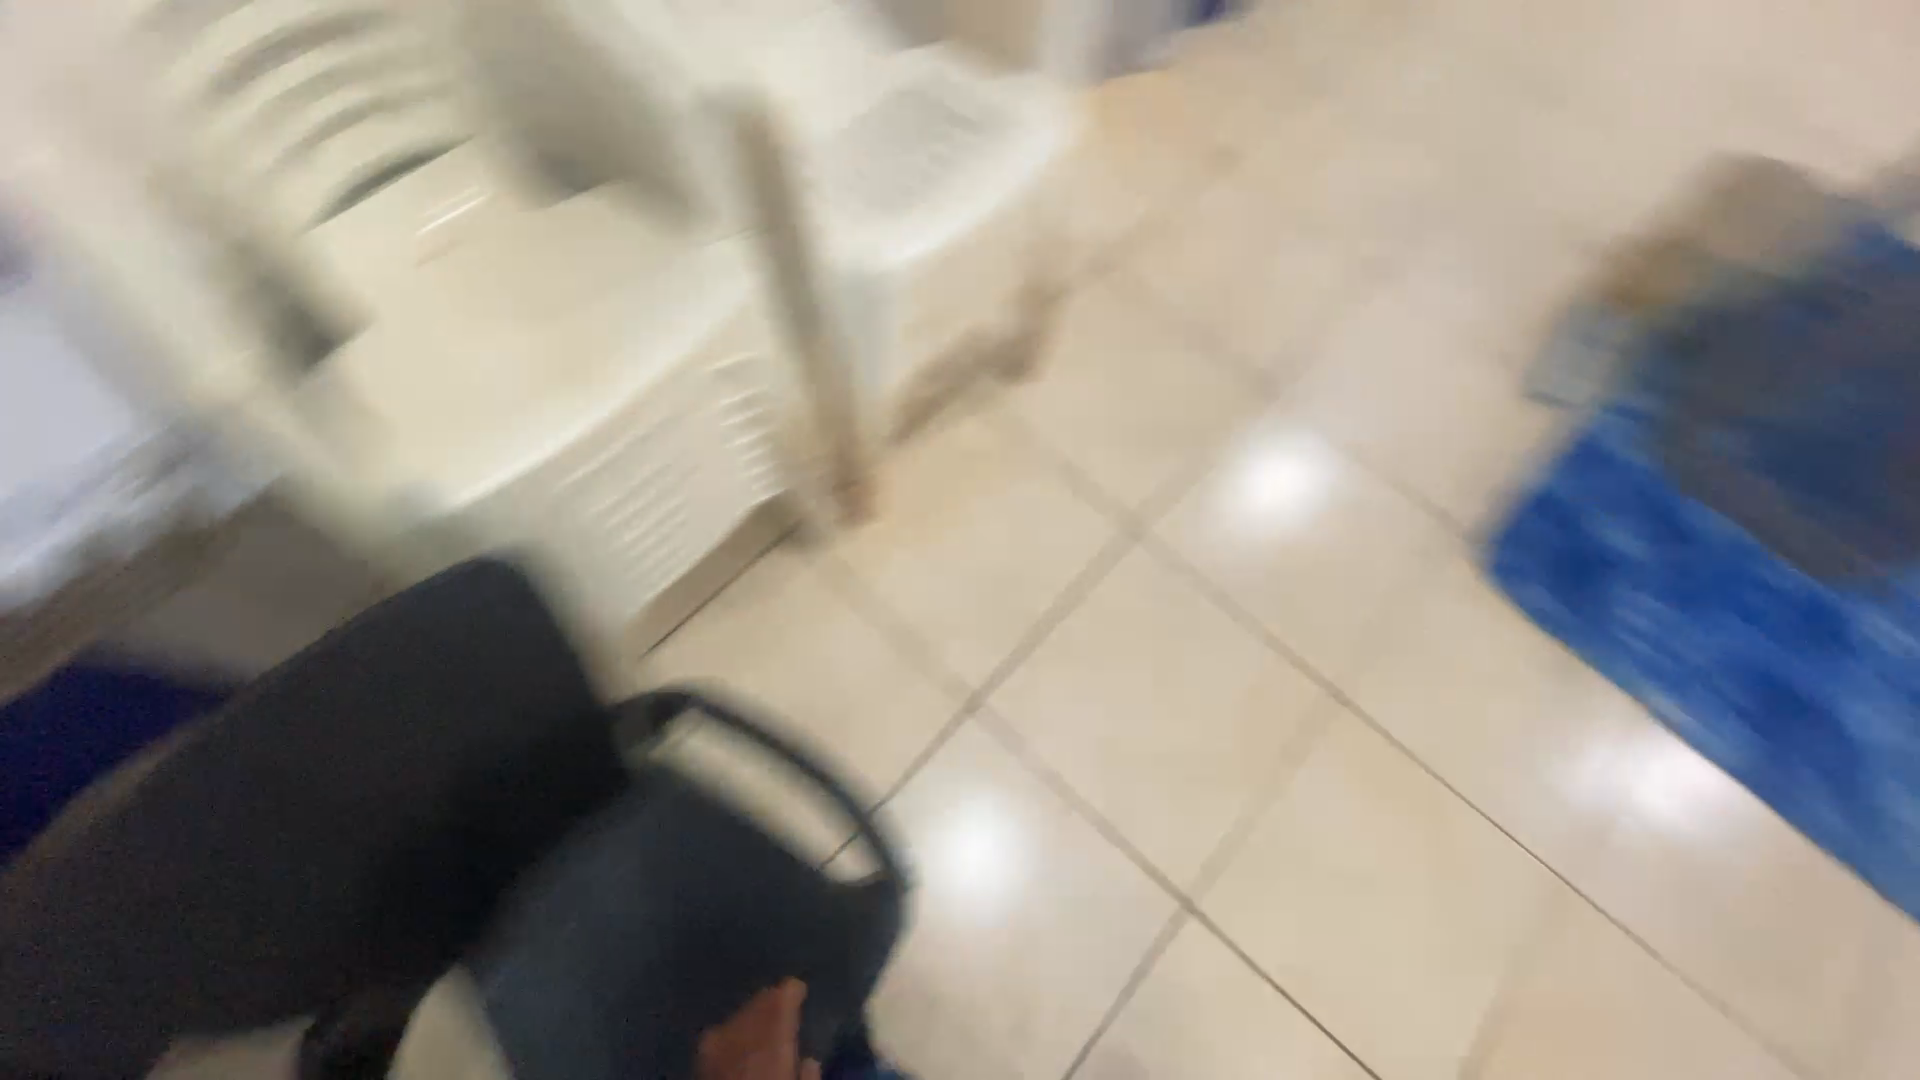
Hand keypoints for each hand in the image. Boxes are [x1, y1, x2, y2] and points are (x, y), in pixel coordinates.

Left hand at [696, 979, 821, 1079]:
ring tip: (762, 1026)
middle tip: (782, 1008)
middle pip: (759, 1002)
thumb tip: (809, 1061)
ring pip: (738, 1015)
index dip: (792, 992)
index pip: (782, 997)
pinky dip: (731, 1035)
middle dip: (771, 1002)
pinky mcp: (699, 1064)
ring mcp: (717, 1048)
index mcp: (774, 1042)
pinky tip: (737, 1046)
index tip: (800, 993)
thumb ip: (807, 1079)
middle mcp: (744, 1035)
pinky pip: (718, 1036)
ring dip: (751, 1016)